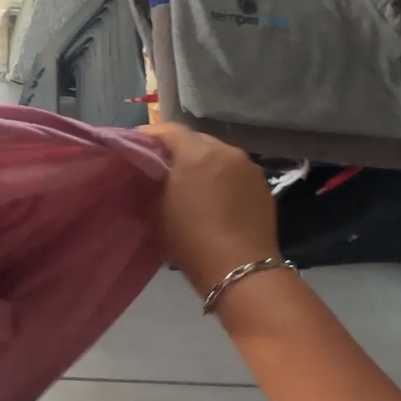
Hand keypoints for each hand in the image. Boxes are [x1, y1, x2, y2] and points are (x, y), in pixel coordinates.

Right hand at [137, 124, 279, 298]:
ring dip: (203, 162)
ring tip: (190, 180)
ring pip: (219, 155)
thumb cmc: (191, 240)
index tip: (138, 144)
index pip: (170, 130)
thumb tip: (150, 173)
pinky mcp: (263, 185)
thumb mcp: (157, 210)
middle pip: (197, 140)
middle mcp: (225, 151)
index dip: (151, 135)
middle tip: (162, 164)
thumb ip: (152, 183)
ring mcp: (248, 167)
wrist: (241, 270)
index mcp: (197, 152)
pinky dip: (222, 176)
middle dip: (179, 148)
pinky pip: (236, 172)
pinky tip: (215, 195)